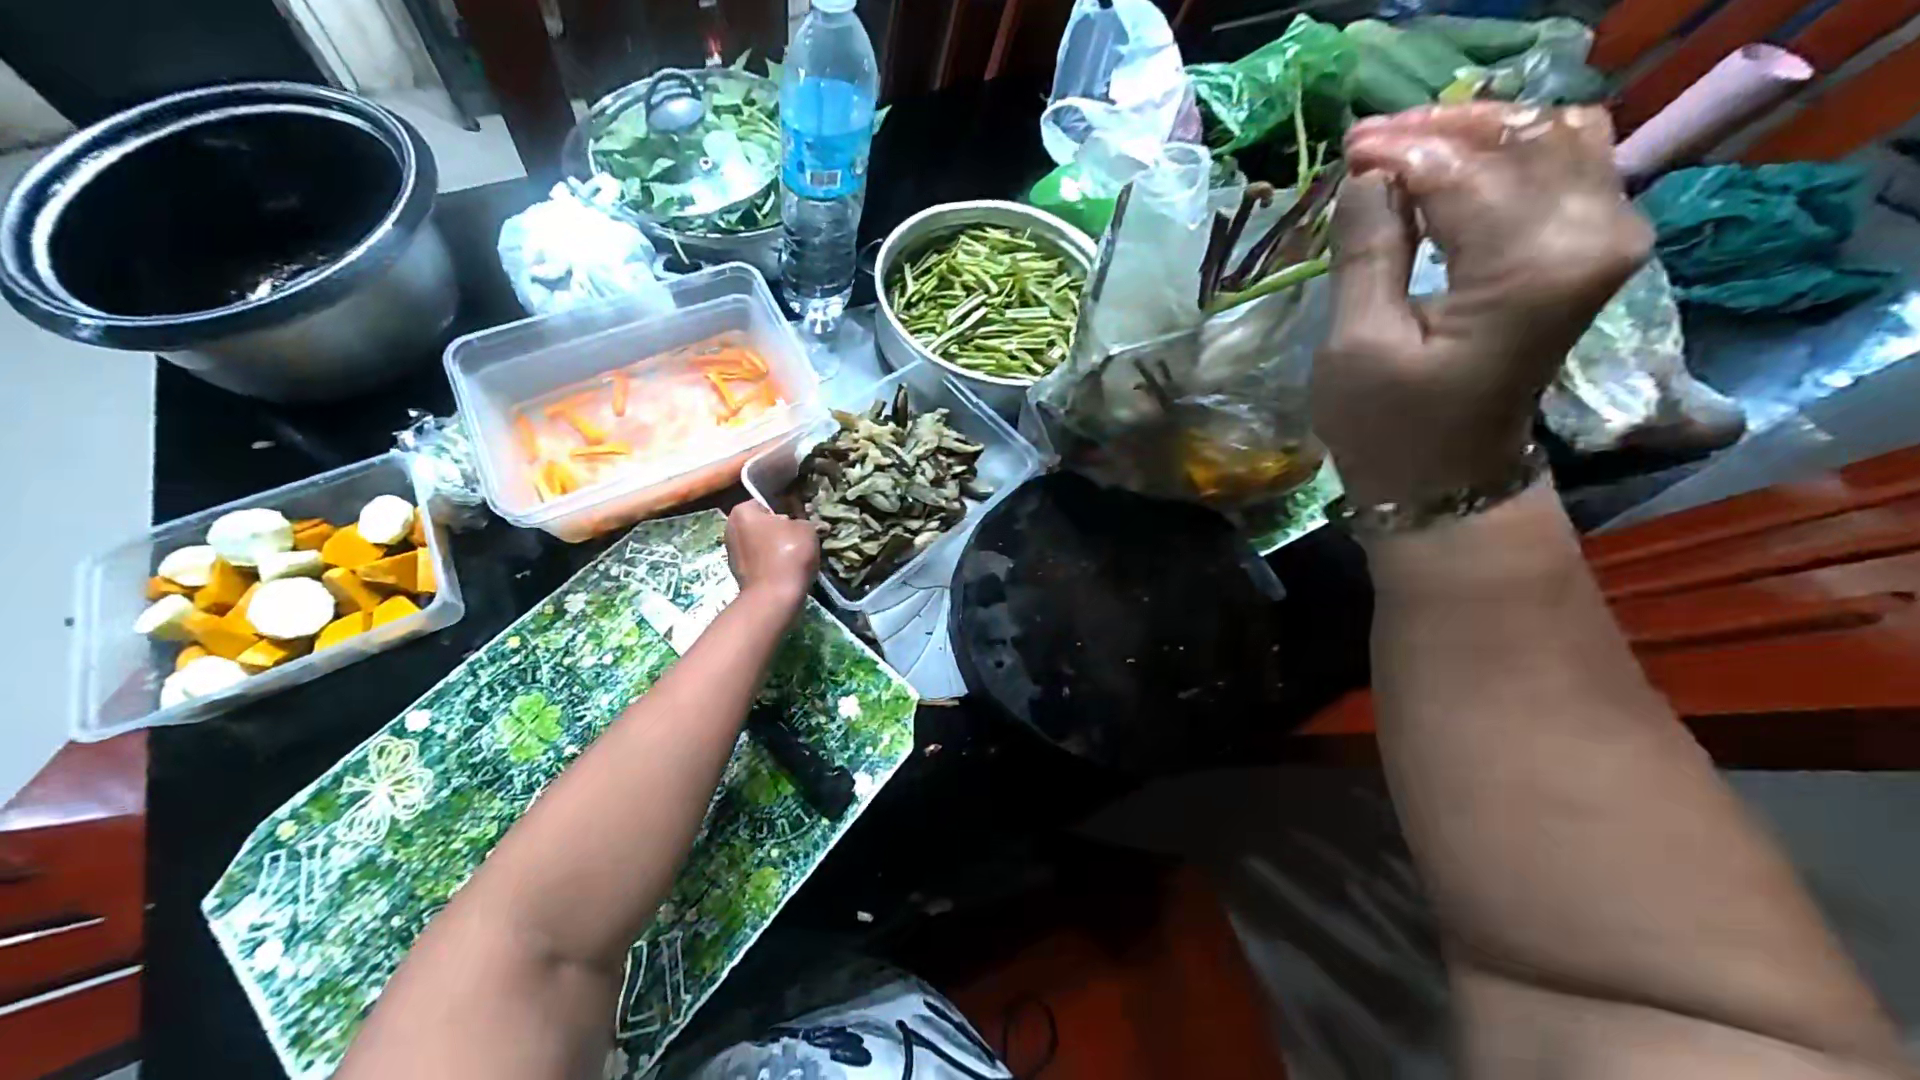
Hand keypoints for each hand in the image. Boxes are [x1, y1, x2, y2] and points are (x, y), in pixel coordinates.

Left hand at [725, 502, 818, 603]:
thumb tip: (798, 523)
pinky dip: (770, 562)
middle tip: (799, 538)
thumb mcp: (806, 528)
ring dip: (775, 546)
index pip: (767, 502)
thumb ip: (802, 519)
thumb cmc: (788, 554)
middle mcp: (730, 528)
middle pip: (762, 523)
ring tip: (794, 556)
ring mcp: (731, 552)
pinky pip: (759, 559)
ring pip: (760, 542)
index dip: (787, 510)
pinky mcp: (737, 571)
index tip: (800, 521)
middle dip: (779, 529)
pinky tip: (785, 569)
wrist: (774, 597)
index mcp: (742, 511)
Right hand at [1311, 104, 1652, 506]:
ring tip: (1401, 156)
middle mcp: (1594, 237)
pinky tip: (1445, 175)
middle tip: (1367, 147)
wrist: (1446, 481)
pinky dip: (1500, 161)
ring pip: (1551, 140)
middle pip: (1527, 135)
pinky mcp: (1589, 252)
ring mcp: (1604, 242)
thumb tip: (1368, 176)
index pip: (1468, 171)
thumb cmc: (1390, 427)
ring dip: (1473, 138)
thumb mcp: (1357, 346)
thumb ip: (1367, 252)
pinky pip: (1559, 170)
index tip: (1344, 152)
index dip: (1401, 152)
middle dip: (1441, 131)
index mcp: (1532, 268)